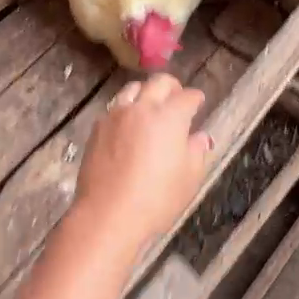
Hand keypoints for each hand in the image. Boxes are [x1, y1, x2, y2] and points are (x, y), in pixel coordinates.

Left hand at [73, 74, 213, 254]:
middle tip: (177, 97)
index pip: (188, 97)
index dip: (196, 99)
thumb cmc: (155, 199)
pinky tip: (127, 125)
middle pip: (159, 82)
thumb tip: (200, 137)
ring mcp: (117, 115)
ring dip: (146, 92)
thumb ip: (197, 152)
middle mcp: (143, 108)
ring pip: (133, 89)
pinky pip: (115, 107)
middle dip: (172, 86)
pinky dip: (125, 109)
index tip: (199, 103)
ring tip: (149, 106)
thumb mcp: (189, 179)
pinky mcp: (98, 127)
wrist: (107, 215)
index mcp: (170, 117)